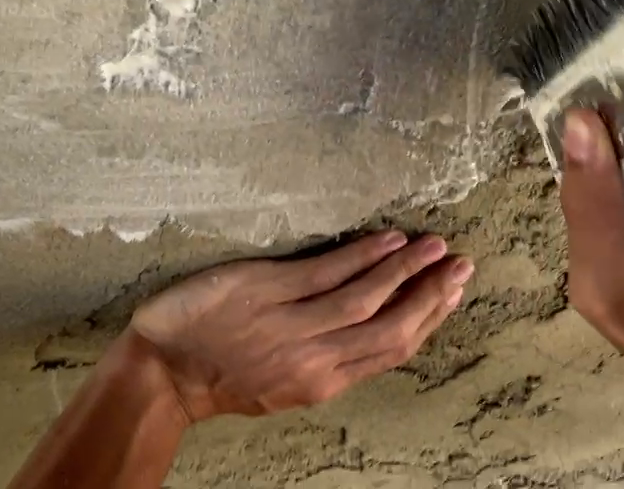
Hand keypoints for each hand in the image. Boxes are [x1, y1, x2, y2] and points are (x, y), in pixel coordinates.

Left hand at [128, 232, 471, 423]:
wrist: (161, 371)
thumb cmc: (220, 375)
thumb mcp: (282, 383)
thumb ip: (325, 359)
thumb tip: (365, 329)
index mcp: (321, 382)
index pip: (390, 350)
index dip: (428, 320)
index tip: (453, 295)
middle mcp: (315, 358)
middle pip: (390, 327)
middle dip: (431, 296)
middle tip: (462, 266)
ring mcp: (292, 323)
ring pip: (365, 298)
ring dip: (406, 270)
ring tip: (435, 247)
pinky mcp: (267, 291)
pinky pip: (325, 273)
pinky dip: (363, 256)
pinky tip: (388, 239)